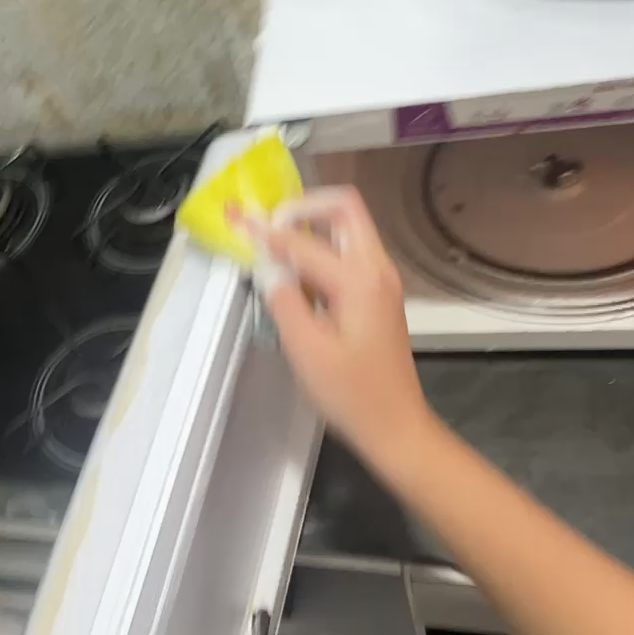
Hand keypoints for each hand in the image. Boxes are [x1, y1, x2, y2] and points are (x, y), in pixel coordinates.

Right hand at [260, 186, 435, 460]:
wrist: (395, 425)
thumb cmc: (351, 394)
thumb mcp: (306, 350)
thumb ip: (284, 302)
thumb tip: (267, 269)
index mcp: (359, 280)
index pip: (305, 241)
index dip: (267, 231)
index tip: (239, 220)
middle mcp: (377, 269)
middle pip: (345, 210)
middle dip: (303, 209)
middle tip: (269, 227)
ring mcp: (382, 281)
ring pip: (349, 229)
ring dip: (313, 228)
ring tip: (276, 248)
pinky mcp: (379, 296)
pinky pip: (350, 255)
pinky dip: (322, 251)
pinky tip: (298, 276)